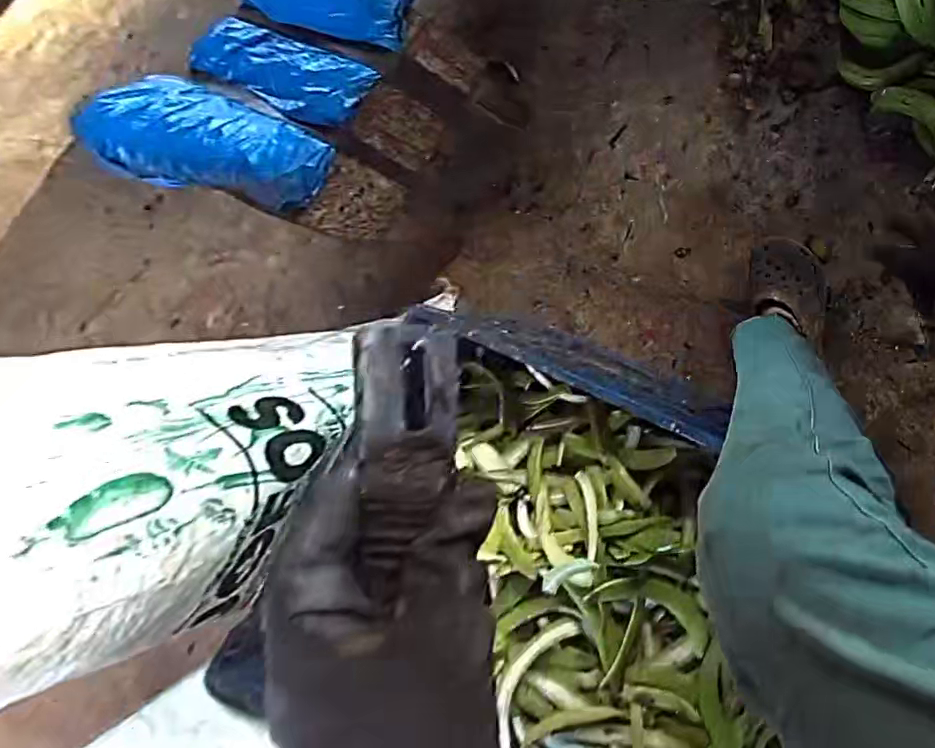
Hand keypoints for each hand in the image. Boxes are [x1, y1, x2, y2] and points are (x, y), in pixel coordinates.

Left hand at [264, 324, 496, 747]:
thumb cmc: (415, 713)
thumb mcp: (438, 626)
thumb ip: (449, 546)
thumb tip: (471, 479)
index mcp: (312, 590)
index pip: (342, 488)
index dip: (373, 429)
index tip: (398, 371)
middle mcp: (332, 585)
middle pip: (377, 498)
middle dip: (414, 454)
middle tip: (436, 395)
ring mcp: (370, 600)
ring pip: (409, 523)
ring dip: (440, 497)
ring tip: (455, 463)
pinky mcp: (404, 611)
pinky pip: (428, 552)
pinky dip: (454, 532)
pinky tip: (474, 537)